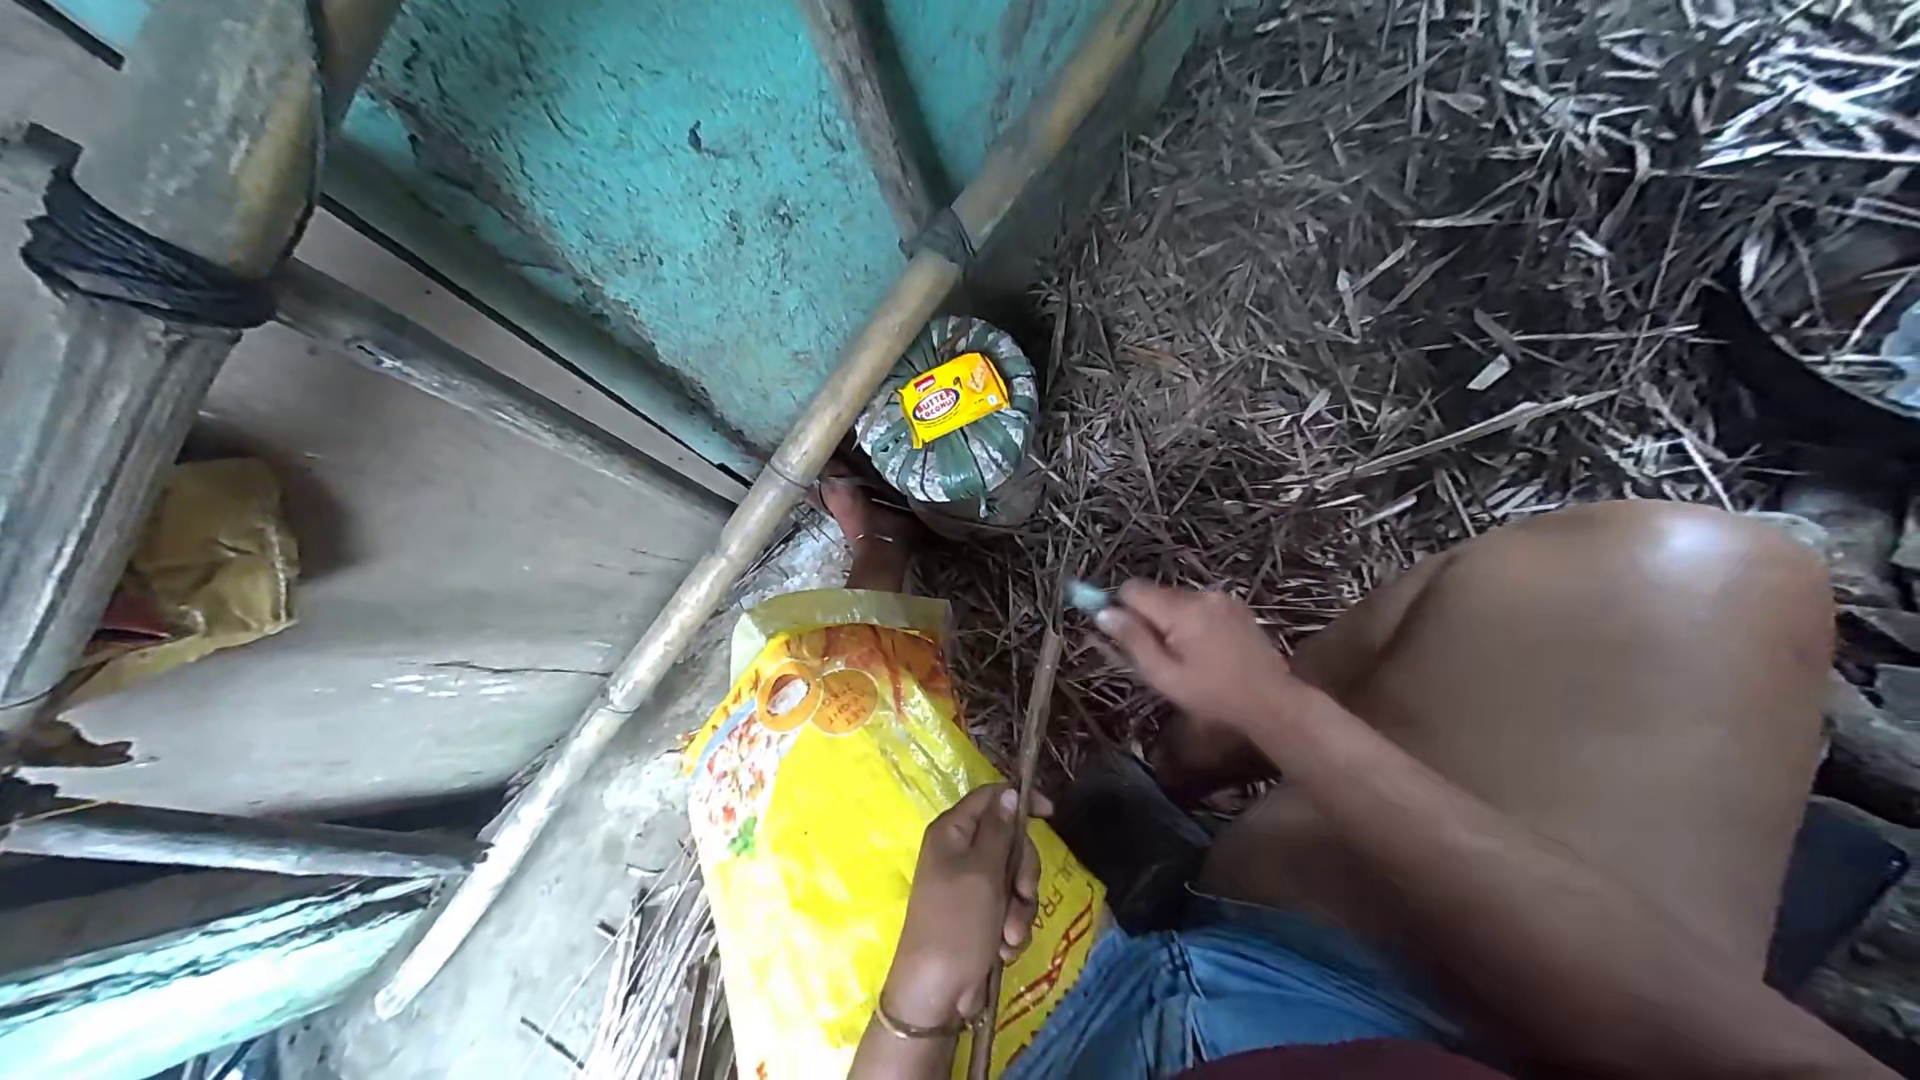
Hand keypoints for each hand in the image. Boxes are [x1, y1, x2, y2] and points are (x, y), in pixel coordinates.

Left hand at [882, 784, 1048, 1029]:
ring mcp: (970, 884)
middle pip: (1009, 839)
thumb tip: (1009, 792)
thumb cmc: (956, 924)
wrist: (936, 994)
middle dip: (1022, 871)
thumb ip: (1000, 830)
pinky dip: (1012, 926)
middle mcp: (960, 851)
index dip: (1020, 801)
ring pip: (1014, 877)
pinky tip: (1003, 947)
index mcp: (953, 832)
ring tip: (1008, 934)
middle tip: (1022, 893)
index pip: (991, 797)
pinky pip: (1010, 906)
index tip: (1051, 815)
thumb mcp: (983, 872)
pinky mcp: (980, 913)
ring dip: (1020, 907)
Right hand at [1095, 580, 1298, 730]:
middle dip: (1149, 618)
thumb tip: (1103, 613)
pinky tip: (1206, 649)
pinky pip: (1199, 605)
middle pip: (1156, 594)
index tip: (1124, 634)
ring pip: (1177, 600)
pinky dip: (1193, 621)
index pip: (1133, 589)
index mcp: (1182, 611)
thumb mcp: (1163, 675)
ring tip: (1186, 655)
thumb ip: (1132, 640)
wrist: (1272, 702)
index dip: (1121, 608)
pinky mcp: (1236, 605)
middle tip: (1159, 655)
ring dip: (1171, 621)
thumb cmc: (1212, 695)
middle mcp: (1202, 595)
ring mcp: (1222, 598)